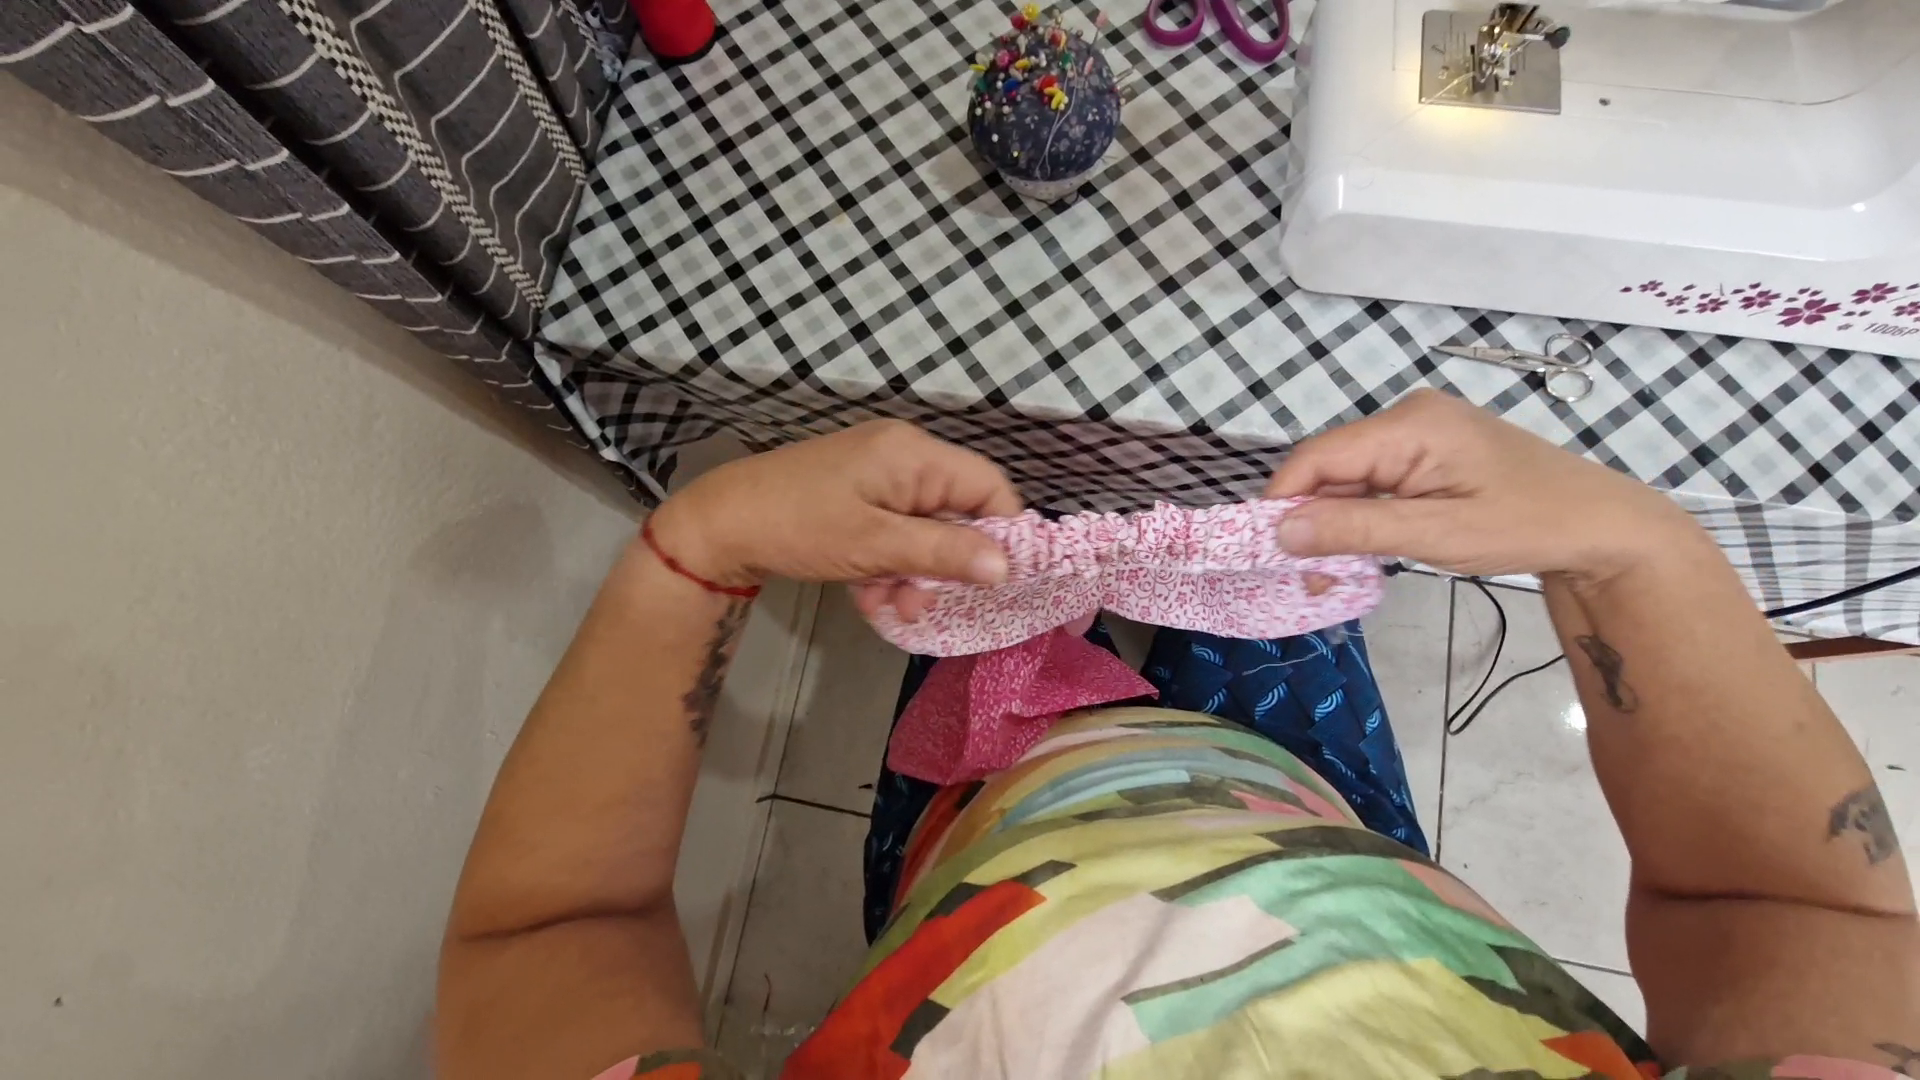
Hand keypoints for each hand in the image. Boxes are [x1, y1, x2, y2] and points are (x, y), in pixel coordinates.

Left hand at [646, 421, 1022, 612]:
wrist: (720, 524)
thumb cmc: (801, 527)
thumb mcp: (877, 546)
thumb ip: (945, 552)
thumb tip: (1006, 566)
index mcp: (915, 454)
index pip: (988, 486)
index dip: (1000, 533)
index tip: (993, 581)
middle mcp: (904, 455)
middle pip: (957, 511)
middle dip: (944, 564)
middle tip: (922, 603)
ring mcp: (880, 474)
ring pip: (926, 529)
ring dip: (914, 572)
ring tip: (888, 605)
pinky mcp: (861, 494)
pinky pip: (897, 529)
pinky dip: (890, 563)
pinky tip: (869, 591)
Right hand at [1265, 389, 1697, 581]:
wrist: (1605, 527)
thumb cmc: (1527, 526)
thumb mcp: (1435, 534)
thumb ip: (1354, 529)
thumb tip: (1280, 532)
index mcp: (1409, 425)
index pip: (1317, 458)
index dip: (1283, 501)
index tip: (1269, 551)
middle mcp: (1405, 419)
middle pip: (1328, 469)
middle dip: (1310, 521)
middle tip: (1309, 577)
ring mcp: (1415, 435)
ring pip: (1345, 480)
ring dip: (1333, 526)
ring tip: (1332, 574)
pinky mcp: (1424, 454)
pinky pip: (1370, 484)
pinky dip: (1359, 519)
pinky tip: (1360, 552)